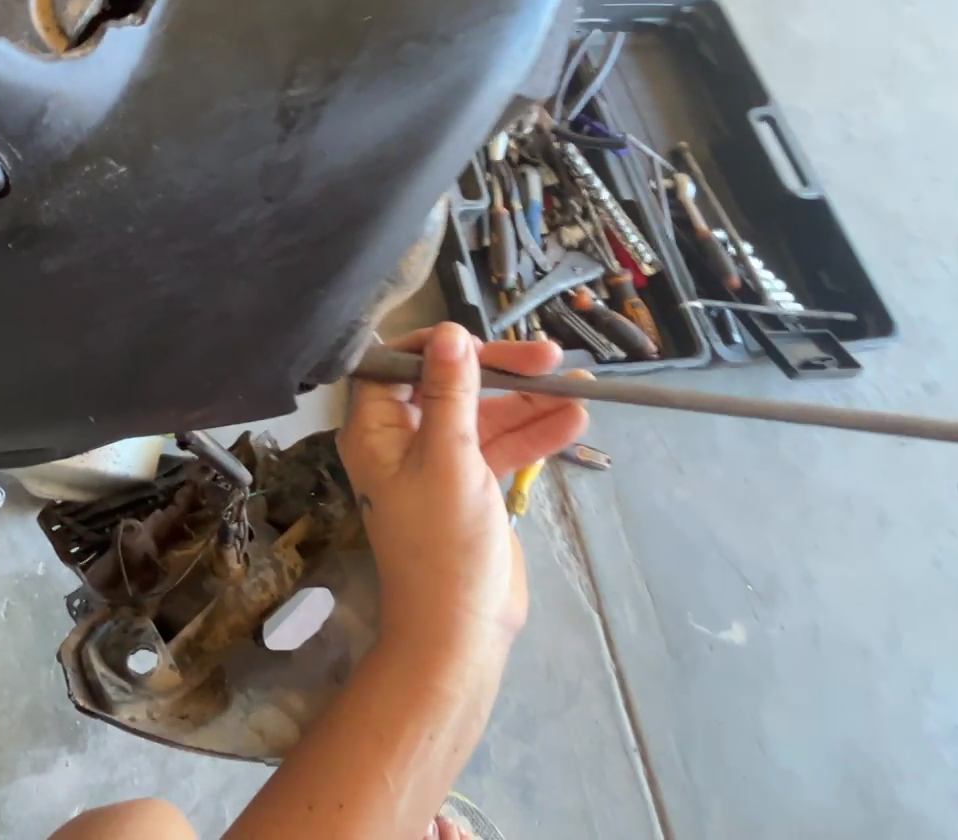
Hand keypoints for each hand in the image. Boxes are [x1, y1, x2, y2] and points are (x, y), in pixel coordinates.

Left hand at [339, 323, 587, 651]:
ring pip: (482, 415)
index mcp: (376, 429)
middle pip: (447, 386)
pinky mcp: (470, 483)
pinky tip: (574, 420)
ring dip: (528, 401)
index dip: (433, 347)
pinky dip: (533, 434)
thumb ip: (450, 392)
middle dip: (498, 371)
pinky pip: (500, 446)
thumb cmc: (442, 541)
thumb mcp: (448, 458)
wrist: (461, 627)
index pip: (394, 367)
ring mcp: (438, 461)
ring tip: (582, 385)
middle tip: (551, 356)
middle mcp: (402, 438)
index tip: (478, 336)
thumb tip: (447, 332)